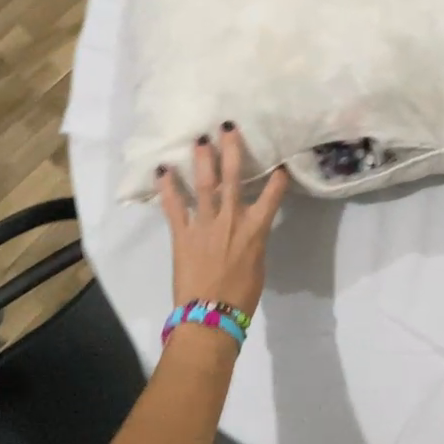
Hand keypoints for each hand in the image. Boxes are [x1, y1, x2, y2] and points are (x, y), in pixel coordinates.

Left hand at [156, 122, 290, 315]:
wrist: (210, 316)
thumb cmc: (242, 294)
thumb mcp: (258, 262)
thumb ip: (253, 239)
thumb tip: (248, 228)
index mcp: (256, 228)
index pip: (273, 193)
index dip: (277, 175)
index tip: (280, 160)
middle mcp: (231, 219)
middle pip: (233, 177)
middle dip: (231, 150)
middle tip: (228, 127)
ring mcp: (205, 224)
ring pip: (204, 184)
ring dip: (202, 160)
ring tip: (200, 139)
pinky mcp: (182, 235)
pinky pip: (174, 206)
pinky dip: (168, 188)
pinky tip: (163, 169)